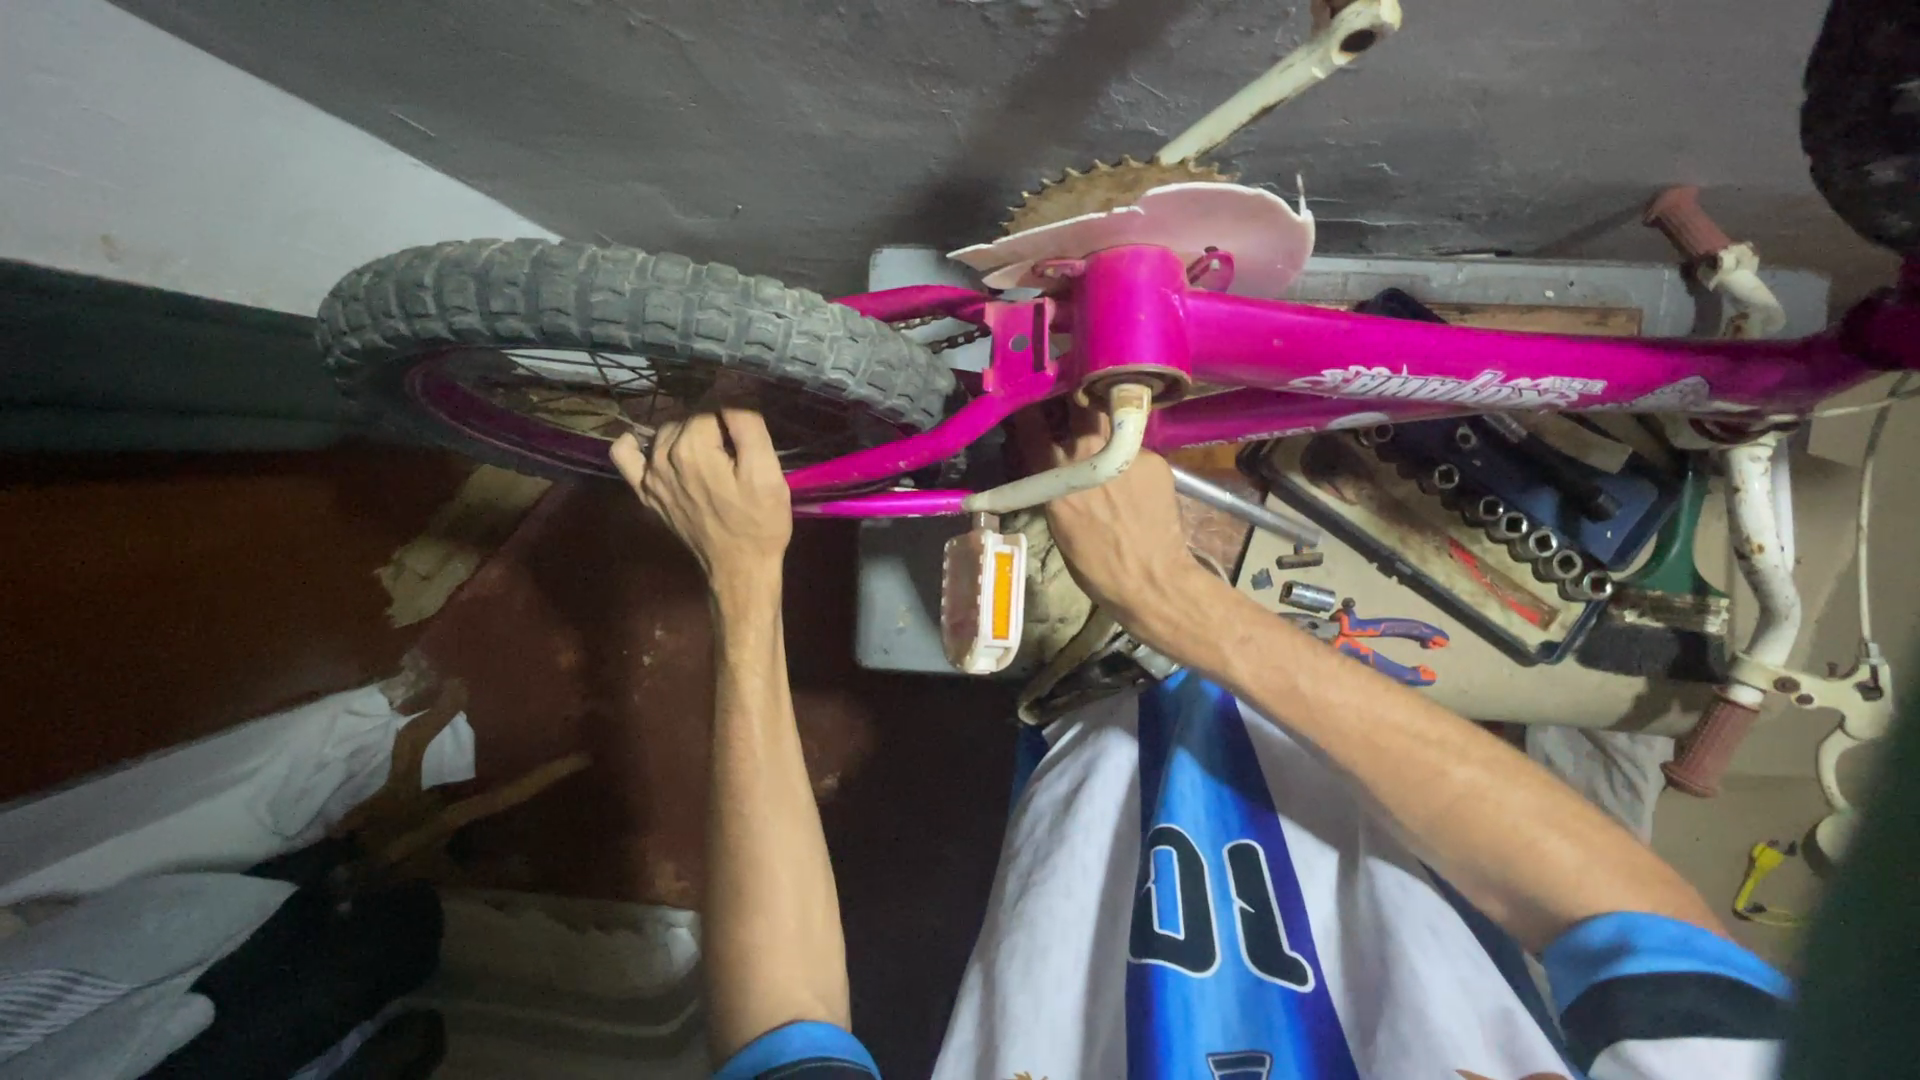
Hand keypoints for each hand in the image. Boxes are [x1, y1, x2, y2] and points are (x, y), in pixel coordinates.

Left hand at [610, 410, 792, 594]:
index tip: (753, 416)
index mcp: (692, 448)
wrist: (740, 569)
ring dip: (689, 428)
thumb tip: (734, 382)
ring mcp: (649, 476)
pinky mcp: (646, 492)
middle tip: (741, 437)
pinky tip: (652, 442)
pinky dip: (634, 443)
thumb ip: (747, 424)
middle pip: (688, 414)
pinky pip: (625, 456)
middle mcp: (662, 456)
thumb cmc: (760, 523)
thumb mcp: (766, 472)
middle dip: (714, 416)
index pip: (712, 402)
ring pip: (665, 429)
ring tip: (717, 444)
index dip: (736, 404)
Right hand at [1014, 406, 1220, 650]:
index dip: (1030, 412)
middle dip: (1074, 402)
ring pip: (1110, 421)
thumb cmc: (1096, 566)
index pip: (1032, 427)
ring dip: (1104, 423)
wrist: (1151, 580)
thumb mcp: (1059, 524)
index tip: (1033, 408)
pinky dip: (1131, 459)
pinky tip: (1138, 482)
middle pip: (1077, 405)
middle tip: (1075, 409)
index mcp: (1054, 477)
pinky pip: (1135, 448)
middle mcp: (1086, 455)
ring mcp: (1123, 452)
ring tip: (1107, 439)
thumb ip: (1054, 487)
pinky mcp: (1153, 458)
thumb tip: (1056, 469)